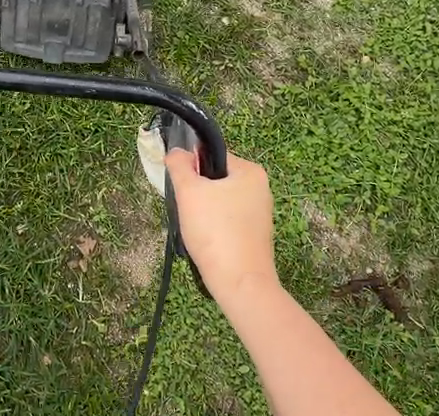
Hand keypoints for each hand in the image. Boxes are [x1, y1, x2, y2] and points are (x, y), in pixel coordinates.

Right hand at [167, 148, 281, 306]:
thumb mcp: (189, 190)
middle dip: (197, 192)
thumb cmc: (215, 231)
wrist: (240, 285)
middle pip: (215, 179)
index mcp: (251, 171)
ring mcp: (260, 214)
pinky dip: (214, 227)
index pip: (212, 156)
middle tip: (187, 209)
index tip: (183, 189)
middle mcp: (260, 189)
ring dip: (203, 211)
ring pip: (219, 201)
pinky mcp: (256, 236)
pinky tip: (206, 241)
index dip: (192, 170)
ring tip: (196, 229)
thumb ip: (179, 165)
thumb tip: (177, 153)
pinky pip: (227, 220)